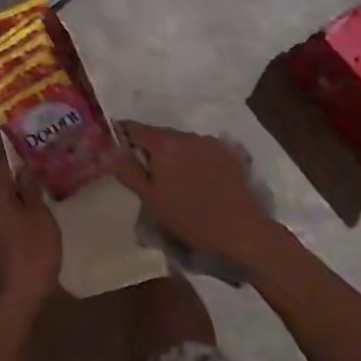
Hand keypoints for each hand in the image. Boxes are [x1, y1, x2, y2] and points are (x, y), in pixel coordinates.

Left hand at [0, 162, 60, 313]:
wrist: (25, 288)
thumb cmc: (33, 248)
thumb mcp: (38, 215)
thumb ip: (31, 190)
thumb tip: (25, 167)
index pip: (4, 166)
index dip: (18, 153)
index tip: (36, 143)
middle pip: (9, 180)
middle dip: (28, 169)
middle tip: (52, 158)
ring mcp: (3, 221)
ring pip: (16, 196)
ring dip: (32, 187)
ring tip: (56, 176)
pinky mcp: (12, 234)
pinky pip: (21, 210)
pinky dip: (33, 203)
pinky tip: (51, 202)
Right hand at [113, 121, 285, 265]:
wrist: (242, 232)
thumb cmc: (189, 217)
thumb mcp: (148, 198)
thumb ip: (127, 171)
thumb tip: (118, 153)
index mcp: (165, 144)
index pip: (133, 128)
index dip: (123, 136)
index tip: (120, 151)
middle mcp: (188, 136)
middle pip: (159, 134)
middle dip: (150, 149)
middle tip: (149, 174)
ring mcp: (212, 144)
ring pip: (182, 142)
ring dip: (174, 154)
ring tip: (177, 179)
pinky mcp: (231, 154)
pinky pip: (203, 150)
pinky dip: (195, 159)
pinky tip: (200, 180)